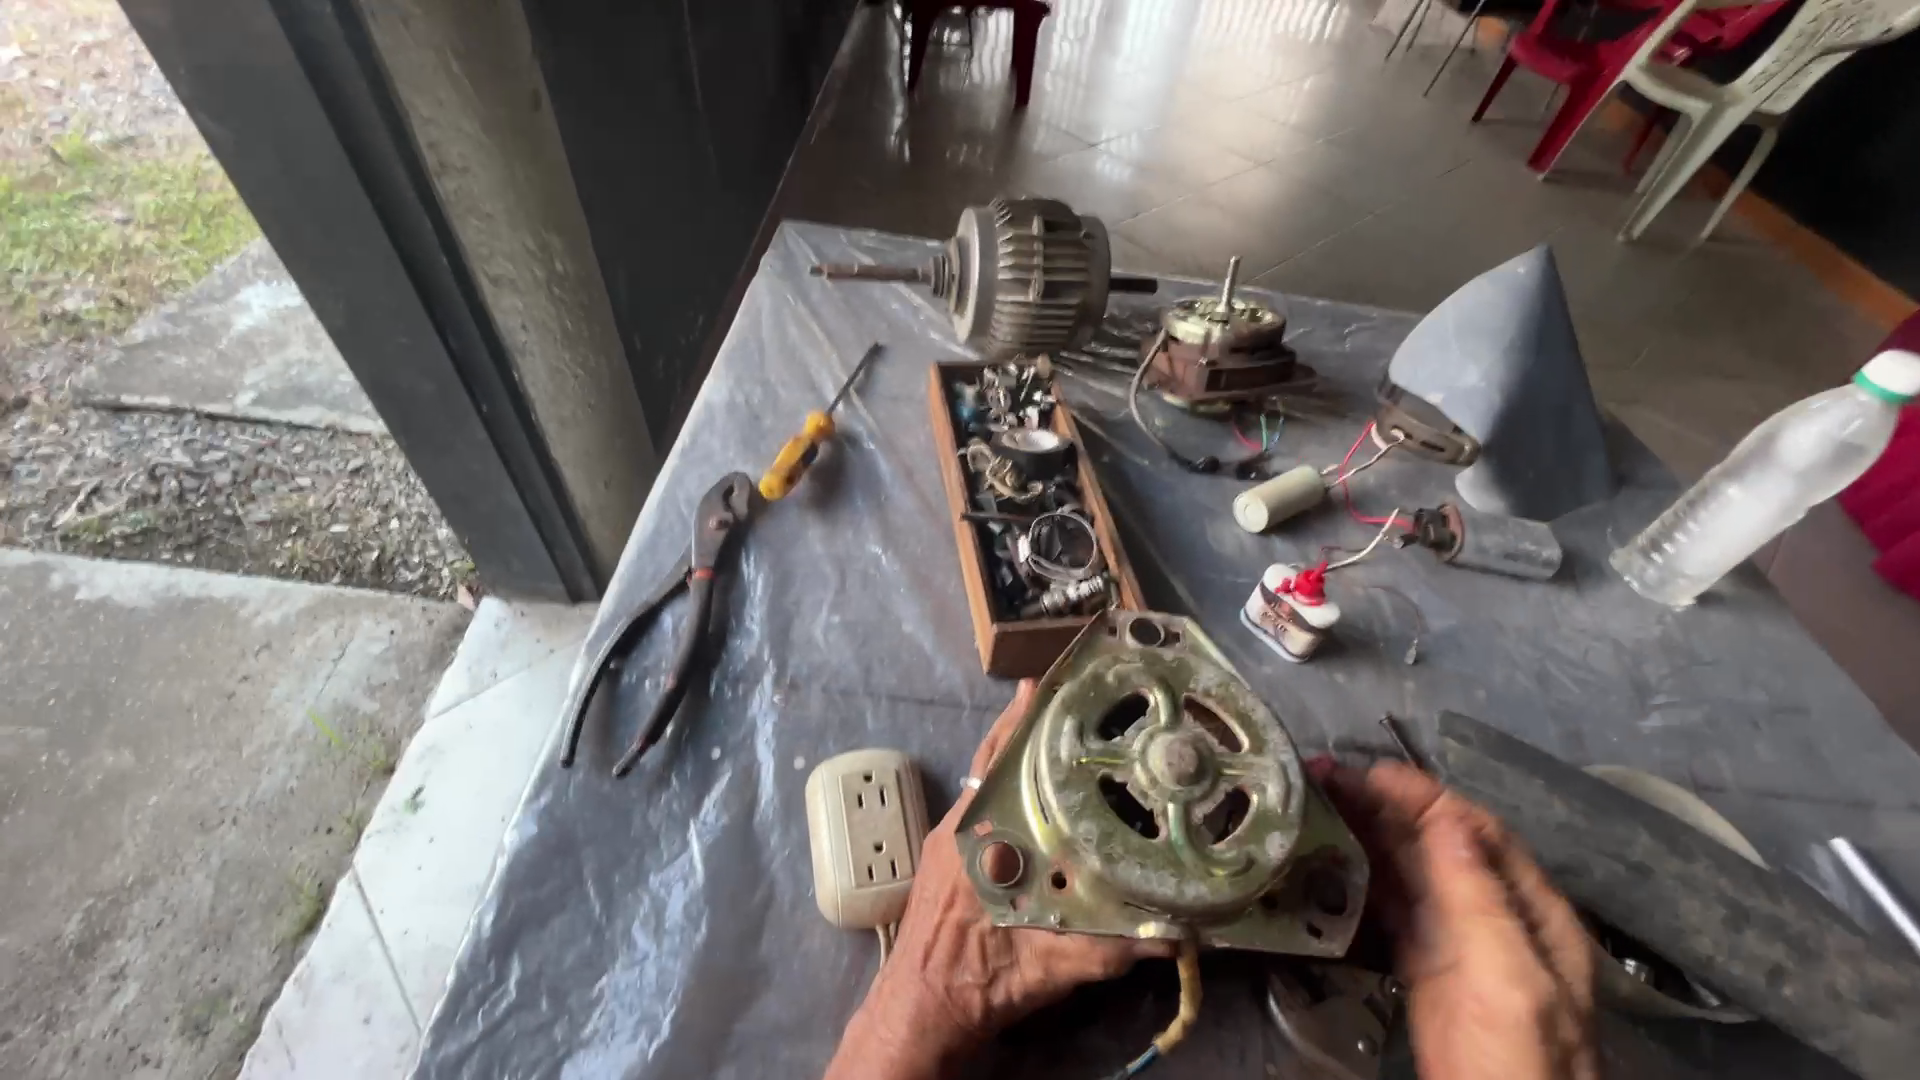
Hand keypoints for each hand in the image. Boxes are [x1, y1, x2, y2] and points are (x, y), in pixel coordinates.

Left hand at [825, 682, 1170, 1079]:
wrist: (922, 1009)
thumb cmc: (979, 983)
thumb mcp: (1048, 968)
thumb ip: (1108, 948)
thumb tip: (1174, 934)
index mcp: (979, 840)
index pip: (999, 764)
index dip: (1019, 724)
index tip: (1039, 687)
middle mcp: (960, 827)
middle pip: (990, 761)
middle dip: (1020, 727)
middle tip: (1055, 694)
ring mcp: (949, 837)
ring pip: (983, 780)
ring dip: (1013, 753)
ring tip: (1050, 727)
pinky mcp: (947, 853)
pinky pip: (978, 802)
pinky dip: (1003, 784)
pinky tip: (1033, 788)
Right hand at [1311, 758, 1598, 1079]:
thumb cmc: (1514, 1061)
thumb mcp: (1505, 979)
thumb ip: (1477, 897)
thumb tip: (1445, 814)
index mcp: (1532, 911)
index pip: (1476, 831)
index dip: (1423, 796)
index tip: (1368, 773)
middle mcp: (1494, 913)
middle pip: (1436, 842)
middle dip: (1383, 805)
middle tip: (1324, 778)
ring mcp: (1456, 938)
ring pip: (1407, 867)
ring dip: (1364, 830)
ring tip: (1315, 801)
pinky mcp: (1422, 961)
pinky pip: (1390, 901)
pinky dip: (1359, 872)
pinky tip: (1327, 853)